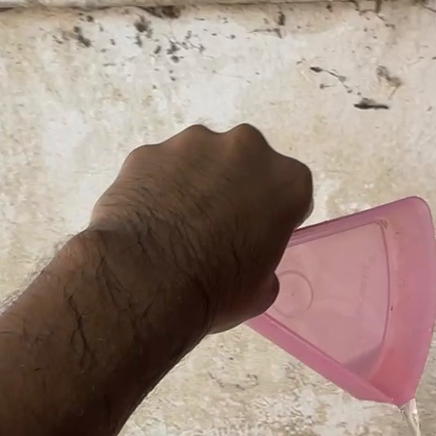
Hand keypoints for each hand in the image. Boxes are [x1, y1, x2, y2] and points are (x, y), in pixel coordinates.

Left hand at [88, 124, 313, 333]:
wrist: (144, 282)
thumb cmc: (215, 291)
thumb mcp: (260, 292)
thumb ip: (265, 264)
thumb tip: (251, 261)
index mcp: (286, 183)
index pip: (291, 192)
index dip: (274, 215)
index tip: (258, 235)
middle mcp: (246, 149)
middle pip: (246, 164)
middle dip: (235, 188)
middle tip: (217, 227)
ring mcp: (194, 144)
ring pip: (201, 160)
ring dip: (195, 184)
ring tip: (177, 224)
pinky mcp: (150, 151)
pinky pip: (161, 168)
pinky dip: (158, 187)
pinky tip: (149, 219)